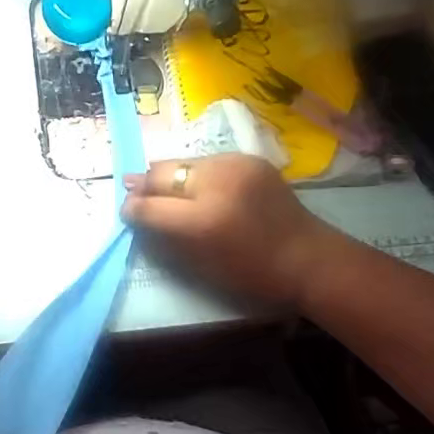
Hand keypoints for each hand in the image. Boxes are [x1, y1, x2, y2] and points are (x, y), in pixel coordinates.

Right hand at [121, 154, 343, 308]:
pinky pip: (209, 161)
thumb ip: (166, 237)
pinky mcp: (249, 158)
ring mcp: (235, 165)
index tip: (126, 211)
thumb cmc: (252, 275)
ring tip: (161, 185)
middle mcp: (216, 184)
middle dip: (143, 184)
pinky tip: (197, 184)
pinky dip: (197, 173)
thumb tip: (138, 214)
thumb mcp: (200, 266)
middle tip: (131, 188)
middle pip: (162, 173)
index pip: (150, 207)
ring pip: (184, 161)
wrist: (307, 258)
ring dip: (170, 175)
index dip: (132, 209)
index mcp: (203, 221)